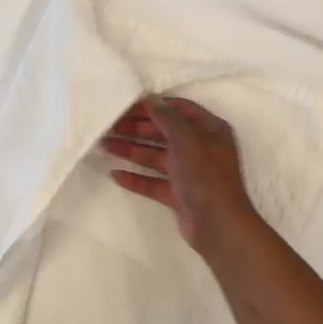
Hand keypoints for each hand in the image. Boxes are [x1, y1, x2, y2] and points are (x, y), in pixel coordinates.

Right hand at [102, 96, 261, 254]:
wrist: (217, 224)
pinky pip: (154, 182)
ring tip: (105, 146)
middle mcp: (201, 148)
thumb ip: (167, 118)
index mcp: (210, 130)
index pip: (179, 109)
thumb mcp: (187, 139)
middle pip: (164, 133)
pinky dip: (136, 178)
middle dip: (137, 129)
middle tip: (109, 127)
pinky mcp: (179, 194)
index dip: (153, 106)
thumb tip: (151, 99)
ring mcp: (190, 173)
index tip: (126, 107)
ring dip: (132, 150)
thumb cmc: (205, 175)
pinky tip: (115, 174)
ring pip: (156, 157)